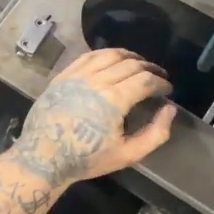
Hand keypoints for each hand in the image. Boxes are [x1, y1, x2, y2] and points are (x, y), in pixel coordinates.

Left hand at [10, 49, 176, 185]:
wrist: (44, 157)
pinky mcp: (63, 76)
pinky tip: (112, 60)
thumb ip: (155, 133)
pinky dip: (104, 54)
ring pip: (108, 55)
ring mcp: (76, 76)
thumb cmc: (87, 159)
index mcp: (113, 99)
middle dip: (149, 68)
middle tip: (158, 76)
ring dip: (128, 56)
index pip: (145, 79)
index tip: (168, 89)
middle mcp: (95, 81)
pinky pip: (87, 56)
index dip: (161, 82)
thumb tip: (169, 109)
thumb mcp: (127, 154)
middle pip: (129, 64)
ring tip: (139, 64)